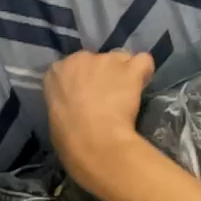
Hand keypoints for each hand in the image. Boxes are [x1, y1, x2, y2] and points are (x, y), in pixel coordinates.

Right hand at [44, 50, 154, 191]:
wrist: (93, 141)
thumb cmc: (68, 138)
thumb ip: (67, 101)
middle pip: (96, 59)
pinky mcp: (129, 68)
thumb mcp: (56, 116)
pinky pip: (143, 61)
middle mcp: (80, 58)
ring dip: (123, 72)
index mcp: (56, 71)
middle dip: (103, 74)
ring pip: (121, 58)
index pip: (72, 66)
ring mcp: (106, 60)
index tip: (88, 95)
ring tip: (127, 94)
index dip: (83, 81)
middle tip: (108, 97)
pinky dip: (144, 71)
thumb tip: (79, 106)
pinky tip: (142, 85)